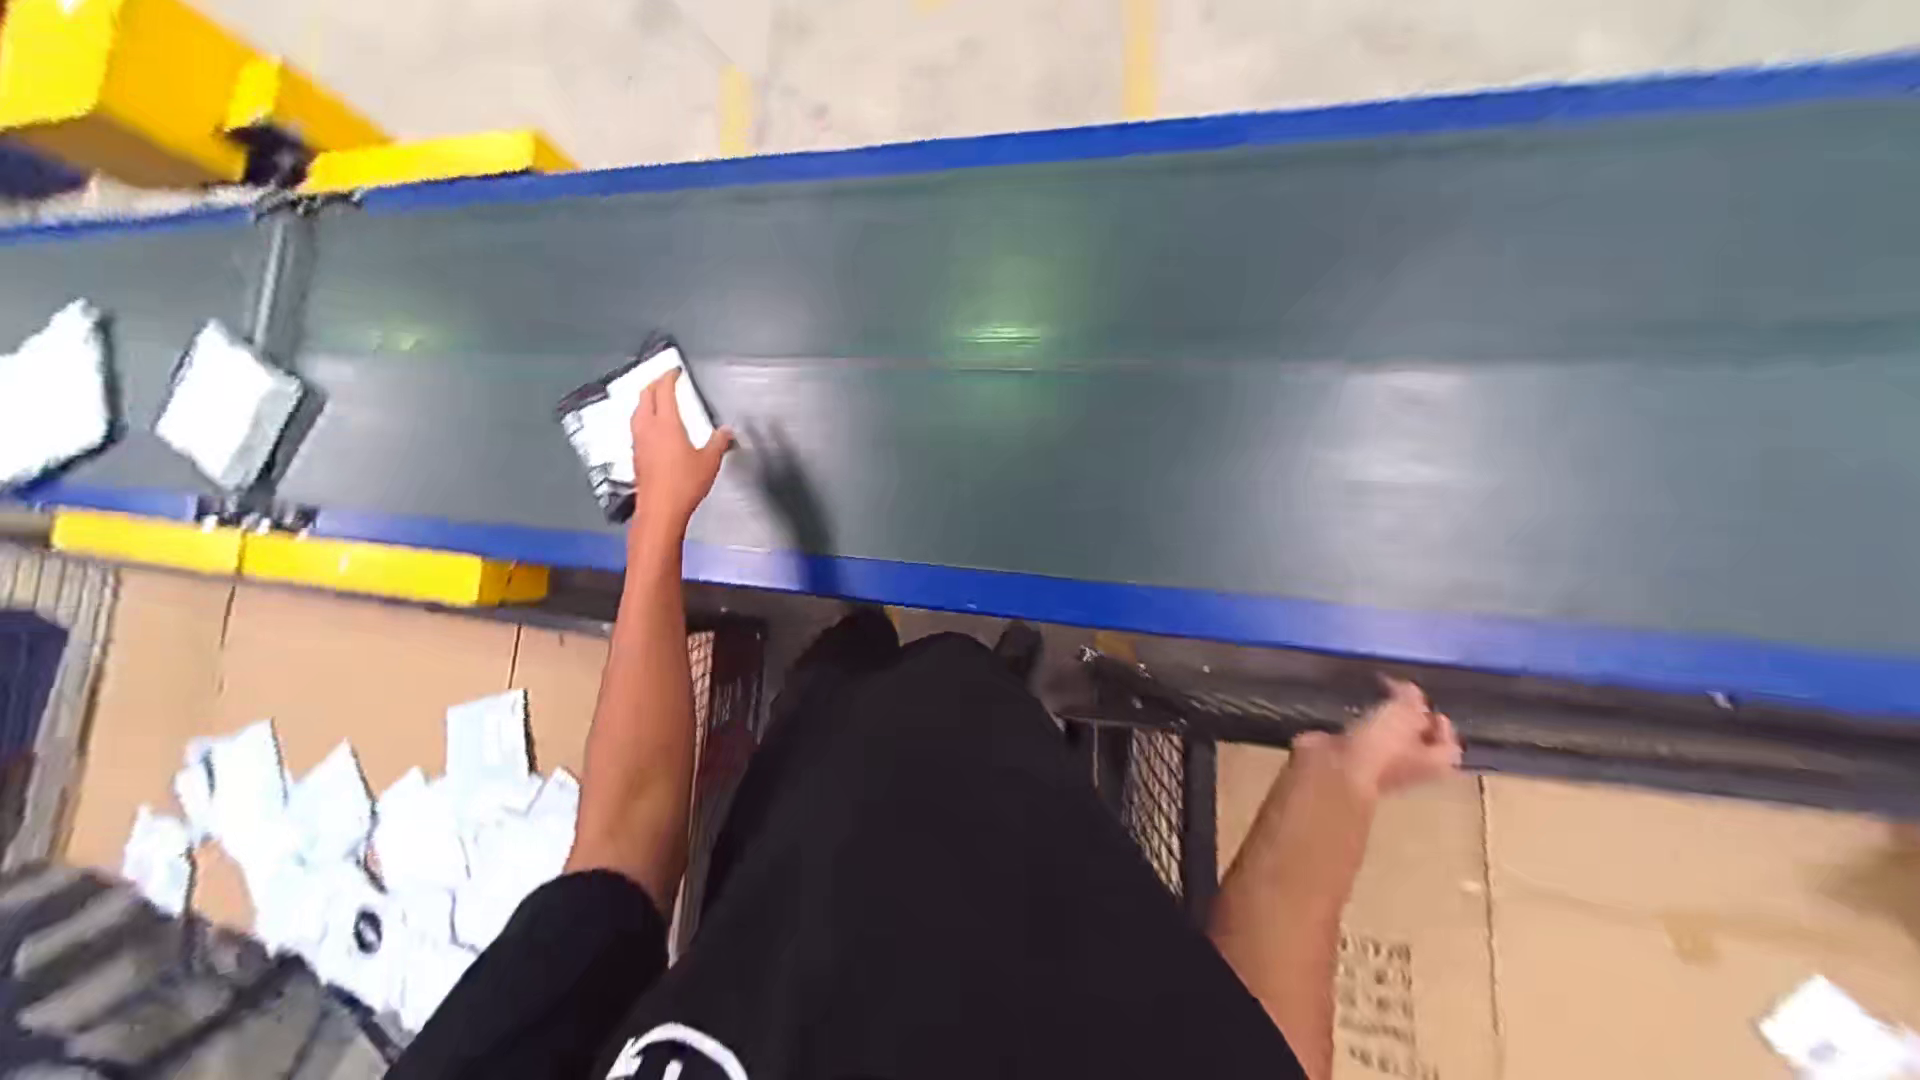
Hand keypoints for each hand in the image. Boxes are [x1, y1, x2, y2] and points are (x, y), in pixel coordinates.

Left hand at [630, 370, 731, 541]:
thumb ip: (719, 442)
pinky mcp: (636, 453)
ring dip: (646, 400)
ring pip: (637, 410)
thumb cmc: (686, 482)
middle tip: (664, 380)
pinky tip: (652, 425)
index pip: (663, 391)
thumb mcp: (710, 461)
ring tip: (657, 399)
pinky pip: (637, 425)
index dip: (668, 377)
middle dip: (654, 384)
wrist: (660, 508)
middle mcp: (647, 427)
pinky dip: (644, 416)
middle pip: (645, 396)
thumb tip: (727, 431)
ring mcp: (638, 440)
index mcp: (666, 423)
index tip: (675, 371)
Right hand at [1297, 677, 1460, 799]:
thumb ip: (1410, 696)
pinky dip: (1359, 726)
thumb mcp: (1404, 713)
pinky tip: (1350, 712)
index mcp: (1436, 763)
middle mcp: (1413, 768)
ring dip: (1382, 722)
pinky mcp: (1353, 760)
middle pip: (1418, 741)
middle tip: (1398, 697)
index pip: (1449, 742)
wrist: (1336, 770)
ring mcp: (1382, 766)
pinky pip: (1362, 740)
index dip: (1440, 721)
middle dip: (1409, 720)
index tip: (1423, 701)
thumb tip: (1407, 688)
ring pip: (1388, 740)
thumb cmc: (1381, 746)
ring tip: (1373, 701)